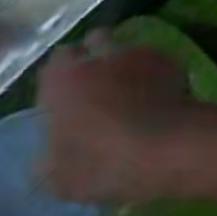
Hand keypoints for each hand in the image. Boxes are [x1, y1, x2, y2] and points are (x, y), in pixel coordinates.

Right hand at [36, 31, 194, 203]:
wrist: (164, 144)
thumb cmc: (100, 163)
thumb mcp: (55, 176)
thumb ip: (47, 154)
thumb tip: (50, 149)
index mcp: (64, 79)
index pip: (58, 58)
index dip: (61, 71)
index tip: (64, 89)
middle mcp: (101, 56)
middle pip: (96, 39)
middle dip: (94, 52)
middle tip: (96, 80)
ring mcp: (139, 52)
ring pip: (127, 47)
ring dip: (125, 61)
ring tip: (128, 86)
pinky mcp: (169, 57)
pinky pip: (154, 58)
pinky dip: (151, 70)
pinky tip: (154, 91)